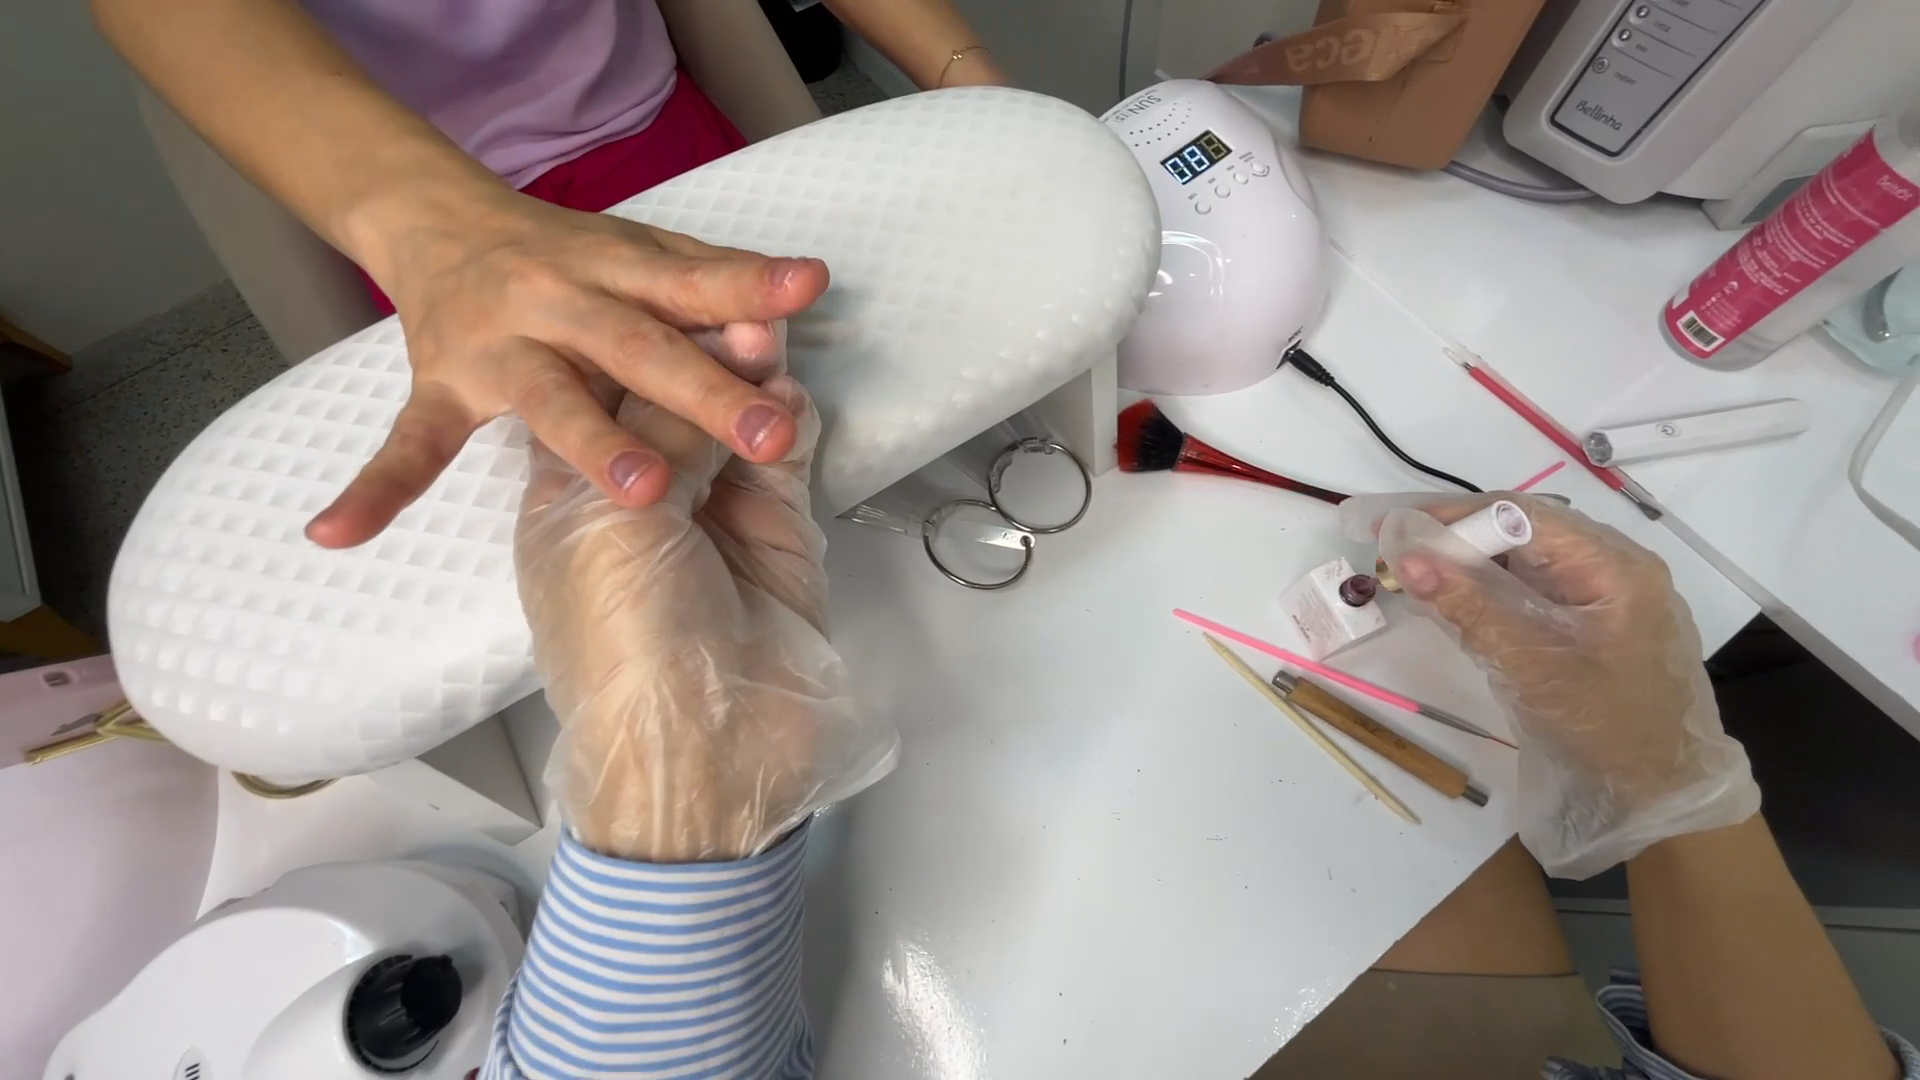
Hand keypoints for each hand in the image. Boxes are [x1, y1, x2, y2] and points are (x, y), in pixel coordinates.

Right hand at [306, 187, 830, 547]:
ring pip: (553, 399)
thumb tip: (793, 311)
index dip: (750, 288)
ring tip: (643, 491)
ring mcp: (500, 348)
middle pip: (643, 349)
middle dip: (705, 394)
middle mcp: (564, 303)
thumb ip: (714, 290)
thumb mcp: (648, 256)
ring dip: (595, 443)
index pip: (698, 283)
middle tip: (769, 435)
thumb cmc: (579, 256)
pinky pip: (415, 441)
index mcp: (624, 272)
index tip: (805, 288)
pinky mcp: (442, 385)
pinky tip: (340, 534)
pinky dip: (380, 485)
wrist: (443, 221)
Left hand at [514, 326, 896, 861]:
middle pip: (672, 399)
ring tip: (770, 324)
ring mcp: (718, 512)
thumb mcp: (616, 522)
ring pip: (734, 422)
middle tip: (737, 305)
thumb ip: (659, 434)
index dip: (629, 344)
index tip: (651, 295)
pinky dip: (790, 421)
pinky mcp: (778, 529)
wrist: (716, 738)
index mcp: (574, 496)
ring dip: (750, 377)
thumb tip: (711, 362)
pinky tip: (792, 391)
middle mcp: (647, 495)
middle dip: (700, 353)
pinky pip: (786, 459)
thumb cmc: (628, 630)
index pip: (598, 395)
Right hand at [1343, 493, 1760, 877]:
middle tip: (1385, 541)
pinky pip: (1523, 582)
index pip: (1517, 515)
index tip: (1385, 523)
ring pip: (1516, 554)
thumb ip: (1467, 604)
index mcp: (1612, 566)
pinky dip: (1477, 581)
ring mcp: (1598, 592)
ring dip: (1459, 555)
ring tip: (1405, 564)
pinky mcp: (1584, 618)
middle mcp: (1609, 566)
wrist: (1661, 792)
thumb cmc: (1605, 725)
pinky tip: (1444, 591)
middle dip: (1448, 531)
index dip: (1446, 513)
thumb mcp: (1530, 664)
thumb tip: (1404, 555)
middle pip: (1516, 527)